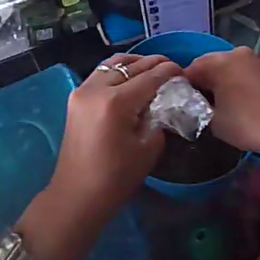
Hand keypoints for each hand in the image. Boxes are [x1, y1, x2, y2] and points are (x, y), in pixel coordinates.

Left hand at [25, 55, 182, 259]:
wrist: (77, 194)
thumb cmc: (116, 178)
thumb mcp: (148, 147)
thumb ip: (158, 117)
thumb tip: (162, 101)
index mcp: (115, 102)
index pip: (149, 77)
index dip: (170, 72)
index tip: (184, 71)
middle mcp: (95, 89)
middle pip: (130, 67)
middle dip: (153, 64)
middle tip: (172, 67)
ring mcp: (81, 91)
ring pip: (111, 65)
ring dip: (134, 64)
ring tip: (153, 68)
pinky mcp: (75, 98)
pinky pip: (100, 74)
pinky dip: (117, 71)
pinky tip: (132, 78)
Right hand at [185, 47, 259, 162]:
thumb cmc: (248, 123)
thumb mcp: (211, 121)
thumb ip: (195, 109)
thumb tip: (190, 106)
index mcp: (218, 61)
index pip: (188, 70)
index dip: (180, 89)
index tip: (179, 106)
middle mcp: (235, 53)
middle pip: (207, 67)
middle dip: (200, 86)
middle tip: (195, 109)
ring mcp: (254, 61)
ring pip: (225, 71)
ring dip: (218, 87)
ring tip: (215, 110)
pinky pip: (240, 76)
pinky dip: (233, 88)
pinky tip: (235, 107)